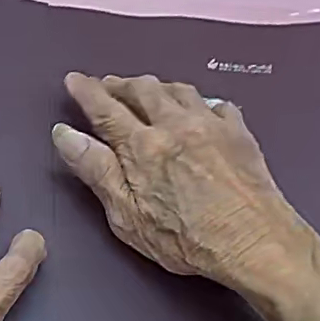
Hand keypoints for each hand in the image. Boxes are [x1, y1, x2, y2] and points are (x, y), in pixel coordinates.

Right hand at [52, 72, 315, 290]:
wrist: (254, 241)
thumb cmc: (183, 239)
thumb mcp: (125, 214)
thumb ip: (95, 170)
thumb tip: (65, 133)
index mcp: (142, 146)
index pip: (106, 109)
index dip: (86, 91)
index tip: (73, 78)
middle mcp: (176, 124)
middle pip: (143, 90)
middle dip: (120, 83)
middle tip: (106, 84)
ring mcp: (211, 124)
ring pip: (178, 88)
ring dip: (155, 86)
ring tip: (145, 90)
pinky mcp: (239, 132)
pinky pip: (214, 102)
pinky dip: (195, 100)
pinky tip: (195, 108)